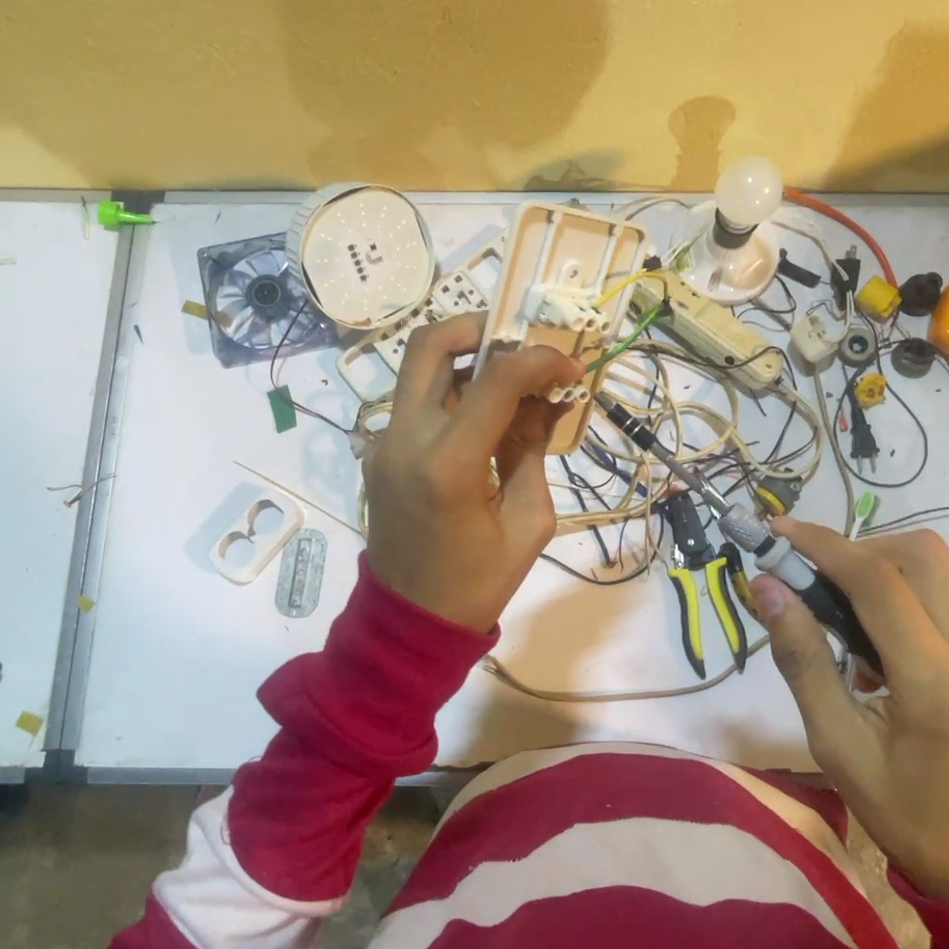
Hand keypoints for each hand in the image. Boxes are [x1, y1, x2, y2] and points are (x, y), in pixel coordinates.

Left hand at [365, 314, 583, 630]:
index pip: (495, 379)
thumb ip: (533, 452)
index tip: (570, 369)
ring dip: (465, 359)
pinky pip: (414, 400)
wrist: (409, 619)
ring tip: (510, 382)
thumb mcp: (528, 523)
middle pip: (431, 344)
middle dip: (480, 329)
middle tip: (520, 346)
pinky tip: (483, 417)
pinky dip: (450, 390)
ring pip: (418, 367)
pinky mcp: (378, 451)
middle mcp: (405, 438)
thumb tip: (546, 401)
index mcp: (447, 464)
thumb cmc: (477, 583)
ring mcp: (383, 442)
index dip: (539, 361)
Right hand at [752, 520, 948, 901]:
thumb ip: (802, 659)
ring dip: (886, 570)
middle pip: (921, 554)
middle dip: (858, 549)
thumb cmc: (904, 814)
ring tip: (849, 619)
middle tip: (815, 578)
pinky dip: (912, 598)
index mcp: (937, 686)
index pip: (878, 581)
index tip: (778, 532)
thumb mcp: (837, 746)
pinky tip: (889, 646)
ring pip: (944, 570)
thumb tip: (766, 586)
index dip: (823, 545)